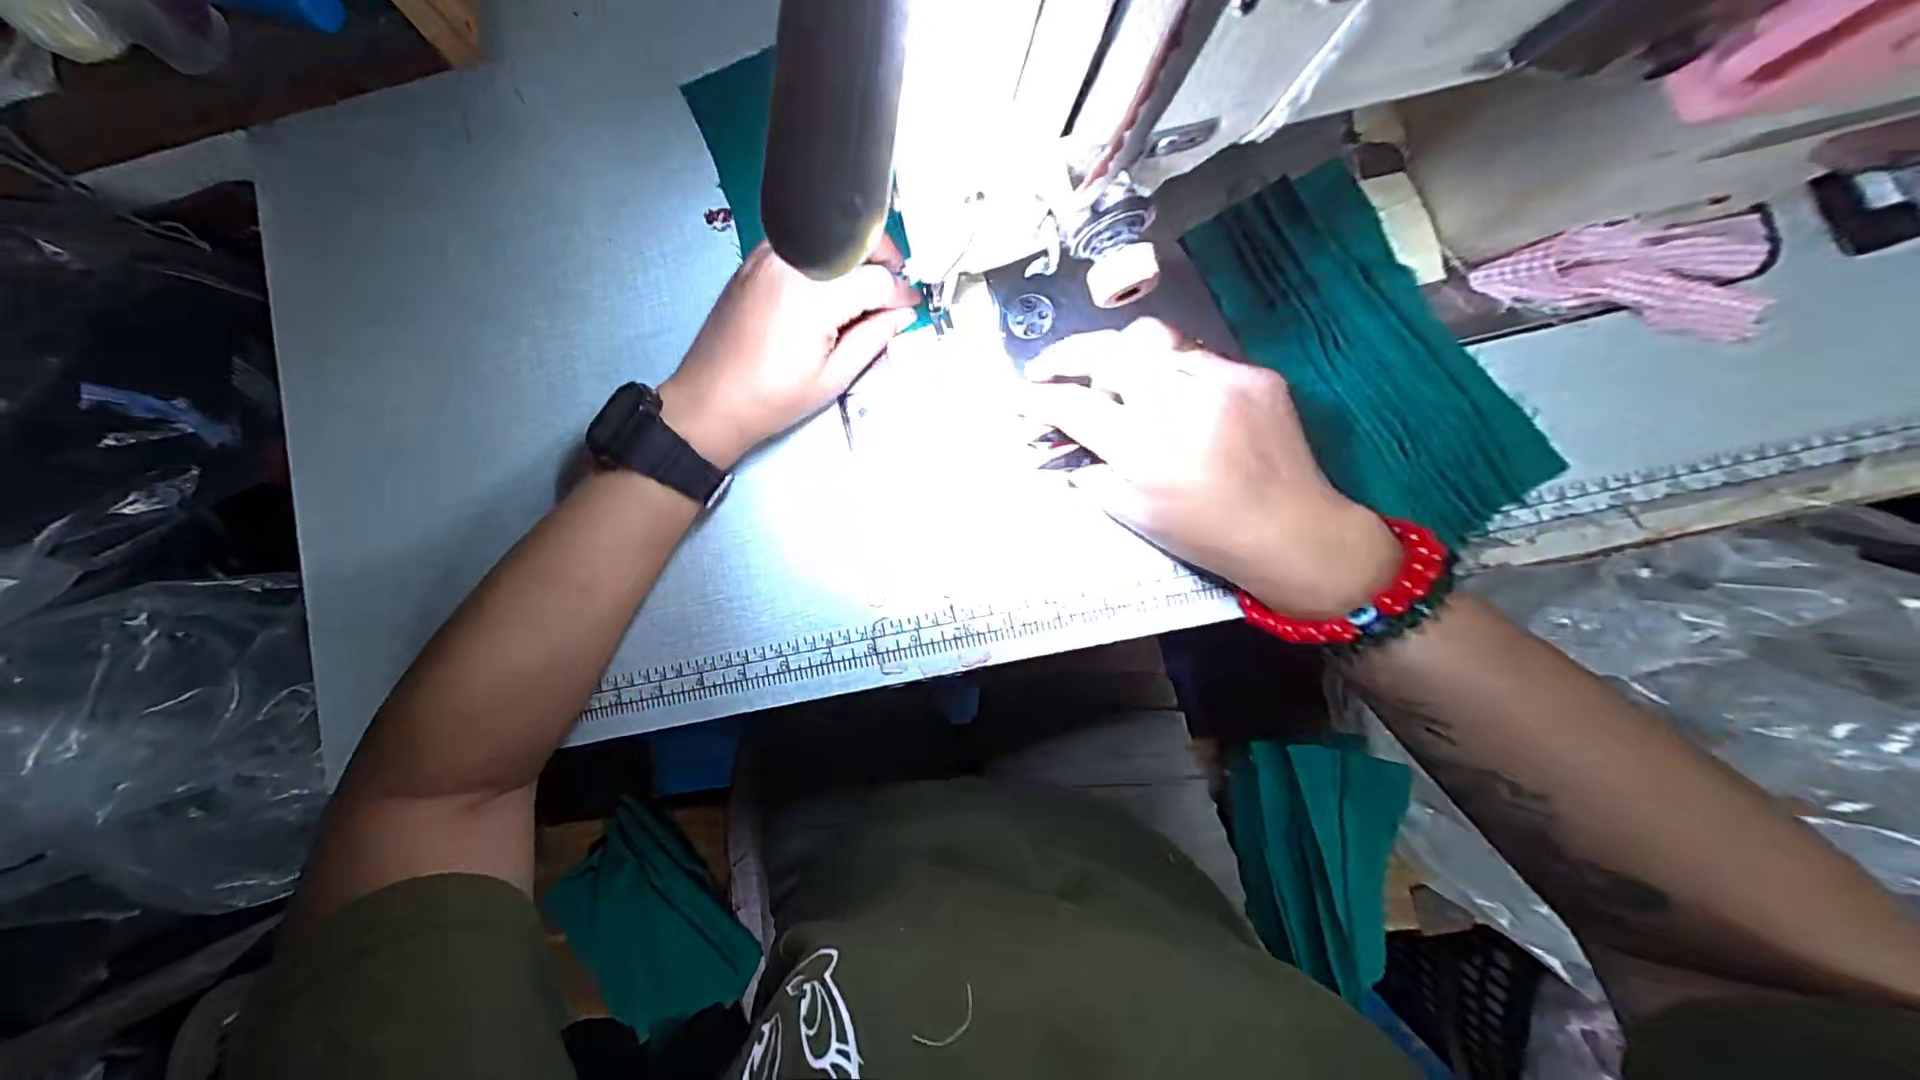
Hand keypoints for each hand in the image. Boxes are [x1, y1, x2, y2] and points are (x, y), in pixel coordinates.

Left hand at [659, 239, 920, 467]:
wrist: (709, 400)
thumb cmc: (770, 398)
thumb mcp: (833, 377)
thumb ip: (873, 338)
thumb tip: (902, 315)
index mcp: (812, 294)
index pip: (875, 279)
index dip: (901, 292)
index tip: (912, 304)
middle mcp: (789, 262)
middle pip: (853, 240)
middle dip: (884, 258)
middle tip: (896, 286)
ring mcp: (767, 256)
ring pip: (828, 237)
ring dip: (855, 255)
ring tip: (867, 288)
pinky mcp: (753, 260)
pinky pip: (802, 245)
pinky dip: (825, 258)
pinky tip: (831, 287)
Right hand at [1018, 318, 1400, 617]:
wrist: (1293, 531)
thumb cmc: (1205, 535)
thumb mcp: (1134, 515)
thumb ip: (1089, 473)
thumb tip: (1058, 443)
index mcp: (1148, 453)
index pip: (1076, 406)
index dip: (1038, 398)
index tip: (1019, 396)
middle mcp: (1183, 406)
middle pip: (1108, 353)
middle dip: (1066, 356)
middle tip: (1047, 368)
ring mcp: (1224, 382)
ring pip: (1150, 340)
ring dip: (1116, 355)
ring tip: (1106, 375)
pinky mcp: (1254, 373)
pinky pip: (1194, 355)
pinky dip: (1167, 370)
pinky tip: (1167, 393)